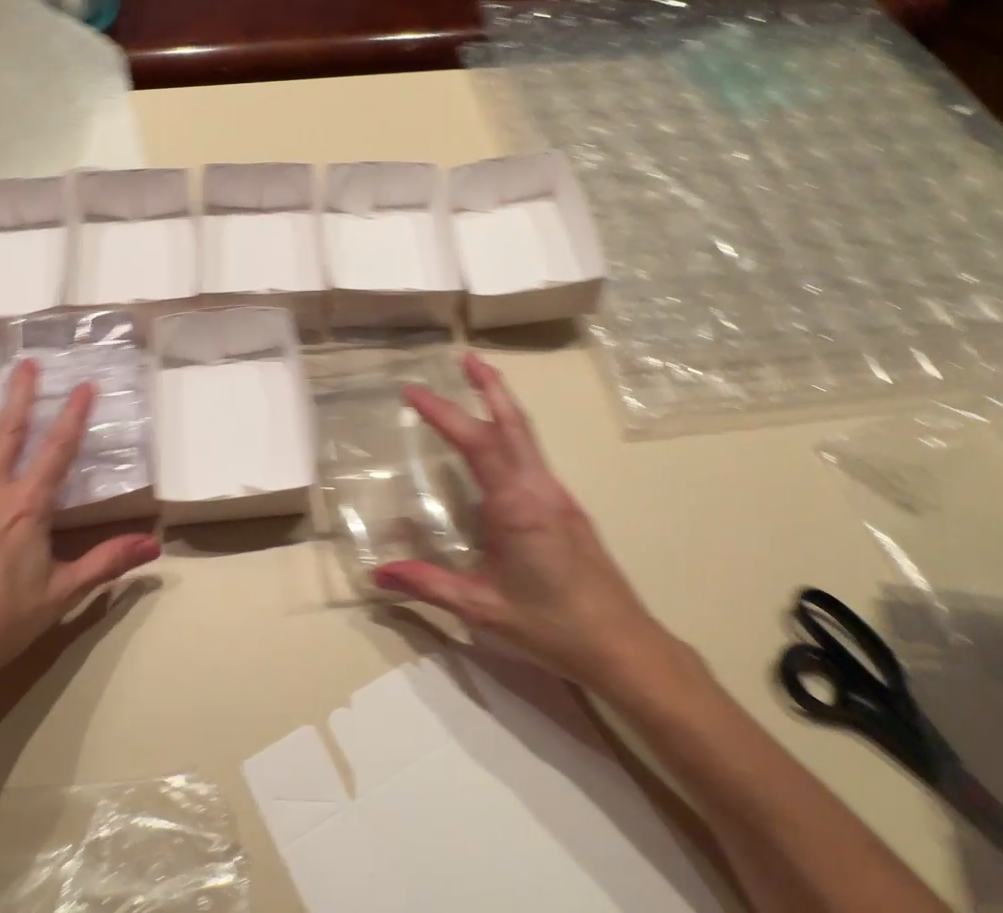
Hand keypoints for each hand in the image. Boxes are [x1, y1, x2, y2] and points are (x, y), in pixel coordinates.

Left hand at [0, 359, 160, 720]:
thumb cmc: (0, 624)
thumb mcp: (61, 595)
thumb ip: (106, 563)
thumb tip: (153, 544)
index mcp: (26, 507)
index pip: (57, 451)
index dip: (73, 416)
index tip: (84, 384)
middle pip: (6, 436)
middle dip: (19, 398)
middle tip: (24, 363)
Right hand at [373, 354, 671, 688]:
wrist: (623, 645)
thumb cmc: (552, 626)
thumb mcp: (482, 608)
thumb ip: (429, 585)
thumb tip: (378, 575)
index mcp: (517, 507)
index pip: (478, 443)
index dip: (445, 413)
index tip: (413, 391)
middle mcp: (541, 490)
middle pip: (515, 424)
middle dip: (489, 386)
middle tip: (465, 357)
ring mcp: (559, 498)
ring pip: (528, 438)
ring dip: (502, 407)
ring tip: (477, 389)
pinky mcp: (568, 512)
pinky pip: (534, 459)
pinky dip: (513, 436)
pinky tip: (498, 450)